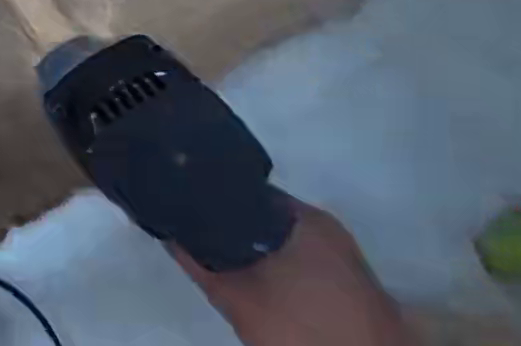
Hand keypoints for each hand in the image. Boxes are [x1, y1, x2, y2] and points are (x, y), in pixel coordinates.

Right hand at [174, 197, 415, 345]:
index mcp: (307, 218)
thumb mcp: (239, 299)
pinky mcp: (354, 292)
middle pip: (265, 215)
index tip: (188, 205)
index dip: (215, 195)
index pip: (247, 189)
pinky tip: (258, 286)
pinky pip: (304, 266)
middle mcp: (328, 230)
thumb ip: (198, 262)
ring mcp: (345, 262)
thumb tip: (167, 232)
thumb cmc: (306, 335)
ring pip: (284, 242)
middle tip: (198, 235)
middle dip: (233, 226)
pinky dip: (279, 270)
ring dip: (255, 251)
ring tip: (220, 258)